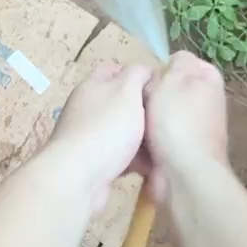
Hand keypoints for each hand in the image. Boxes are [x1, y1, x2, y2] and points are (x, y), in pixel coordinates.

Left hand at [42, 63, 151, 214]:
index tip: (161, 86)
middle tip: (167, 119)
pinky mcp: (95, 162)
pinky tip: (154, 167)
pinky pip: (121, 156)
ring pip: (123, 131)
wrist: (79, 177)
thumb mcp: (126, 92)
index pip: (115, 70)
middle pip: (121, 103)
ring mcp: (90, 136)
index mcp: (92, 86)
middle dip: (144, 110)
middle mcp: (88, 108)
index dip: (138, 75)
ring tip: (166, 144)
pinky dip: (136, 159)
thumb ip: (137, 75)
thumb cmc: (105, 128)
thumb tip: (145, 70)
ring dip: (143, 138)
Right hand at [143, 51, 228, 201]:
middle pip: (168, 88)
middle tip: (135, 97)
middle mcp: (204, 103)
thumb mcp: (174, 80)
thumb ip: (175, 64)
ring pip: (158, 112)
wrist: (185, 176)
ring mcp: (192, 129)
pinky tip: (134, 139)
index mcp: (207, 81)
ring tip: (130, 119)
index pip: (182, 61)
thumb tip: (174, 65)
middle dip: (150, 92)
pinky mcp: (179, 151)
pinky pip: (156, 135)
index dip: (163, 66)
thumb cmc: (178, 121)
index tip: (149, 76)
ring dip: (144, 116)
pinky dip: (146, 137)